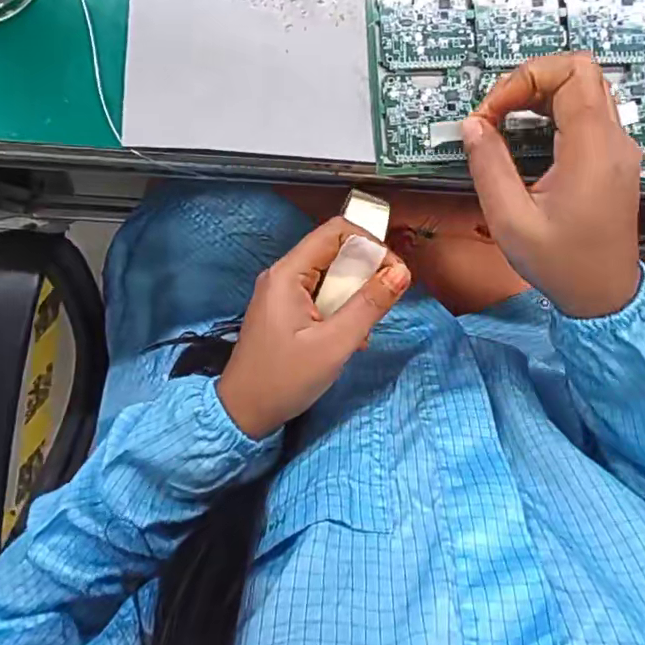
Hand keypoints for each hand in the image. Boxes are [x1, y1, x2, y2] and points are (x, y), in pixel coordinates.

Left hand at [217, 217, 411, 439]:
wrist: (243, 412)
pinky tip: (348, 339)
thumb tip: (401, 273)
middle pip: (334, 252)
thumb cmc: (284, 380)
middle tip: (382, 305)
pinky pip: (320, 296)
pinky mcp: (284, 311)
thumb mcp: (334, 344)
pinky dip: (340, 311)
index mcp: (287, 274)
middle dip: (365, 274)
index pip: (336, 232)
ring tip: (362, 330)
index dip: (371, 245)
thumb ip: (369, 305)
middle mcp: (282, 275)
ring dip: (354, 297)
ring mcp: (281, 294)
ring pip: (330, 276)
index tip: (394, 275)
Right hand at [460, 52, 642, 318]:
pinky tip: (526, 136)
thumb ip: (489, 167)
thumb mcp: (511, 220)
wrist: (602, 295)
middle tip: (495, 111)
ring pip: (585, 89)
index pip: (570, 73)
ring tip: (505, 121)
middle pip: (580, 71)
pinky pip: (587, 114)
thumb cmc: (562, 264)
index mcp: (593, 150)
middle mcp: (614, 141)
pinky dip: (554, 112)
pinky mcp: (613, 160)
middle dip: (530, 80)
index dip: (523, 79)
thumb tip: (473, 127)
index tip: (490, 112)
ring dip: (542, 94)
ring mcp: (618, 149)